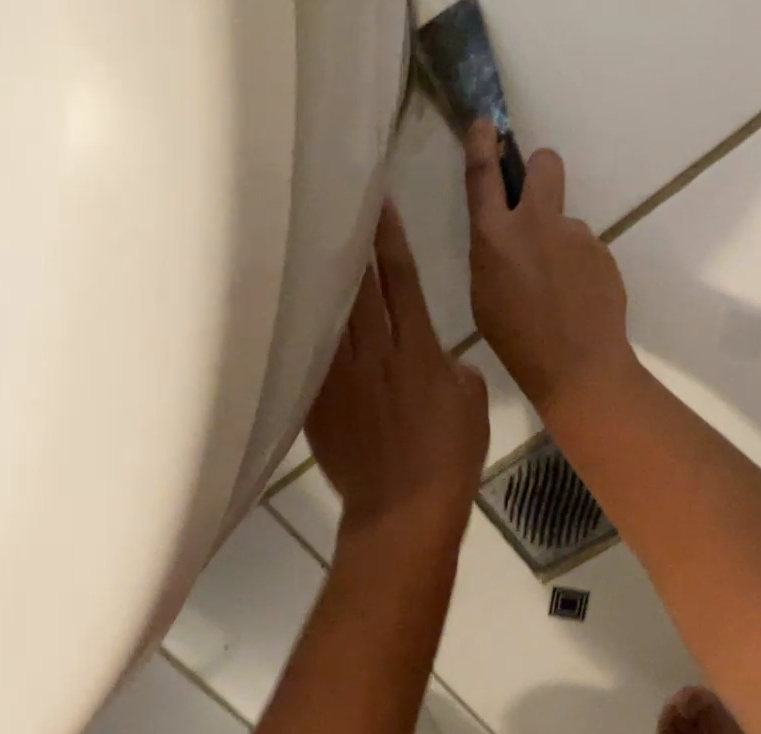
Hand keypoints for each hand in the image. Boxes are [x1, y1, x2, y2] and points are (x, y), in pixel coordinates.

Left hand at [306, 204, 488, 530]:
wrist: (403, 509)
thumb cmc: (450, 461)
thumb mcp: (473, 408)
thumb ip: (458, 373)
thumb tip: (445, 362)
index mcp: (420, 350)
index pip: (403, 279)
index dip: (390, 237)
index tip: (377, 202)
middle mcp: (376, 352)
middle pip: (358, 284)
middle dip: (348, 239)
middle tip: (330, 197)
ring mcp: (341, 377)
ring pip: (327, 312)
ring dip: (319, 274)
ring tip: (303, 237)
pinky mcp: (317, 402)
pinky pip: (307, 353)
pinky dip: (299, 324)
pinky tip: (286, 300)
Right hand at [464, 119, 637, 409]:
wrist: (577, 367)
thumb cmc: (518, 342)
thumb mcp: (484, 298)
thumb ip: (492, 256)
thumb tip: (505, 239)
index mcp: (493, 237)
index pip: (484, 174)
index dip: (484, 143)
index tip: (488, 123)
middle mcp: (535, 223)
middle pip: (544, 164)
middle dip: (540, 170)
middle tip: (541, 200)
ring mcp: (575, 235)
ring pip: (566, 224)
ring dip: (563, 246)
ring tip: (562, 292)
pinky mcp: (603, 253)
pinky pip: (587, 253)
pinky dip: (582, 271)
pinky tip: (580, 302)